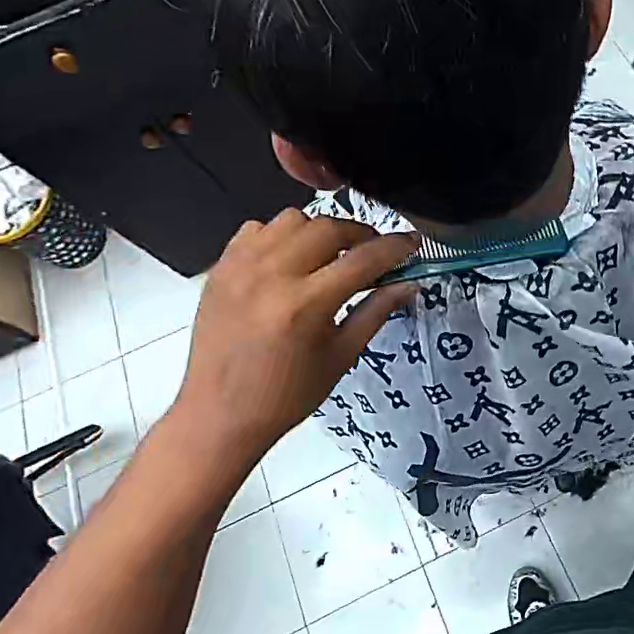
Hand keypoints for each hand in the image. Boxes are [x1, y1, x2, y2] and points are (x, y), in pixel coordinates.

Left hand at [169, 209, 416, 454]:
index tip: (412, 242)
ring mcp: (240, 268)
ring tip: (333, 254)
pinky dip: (282, 236)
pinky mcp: (220, 268)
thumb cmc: (289, 393)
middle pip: (327, 228)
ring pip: (292, 220)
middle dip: (360, 234)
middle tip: (375, 252)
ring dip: (321, 231)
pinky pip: (257, 229)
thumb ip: (376, 311)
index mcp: (306, 305)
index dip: (394, 247)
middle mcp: (270, 276)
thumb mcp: (343, 355)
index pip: (362, 260)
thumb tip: (409, 283)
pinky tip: (293, 260)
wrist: (221, 413)